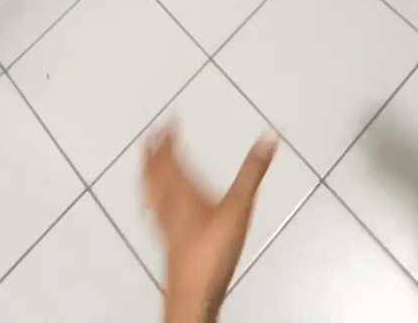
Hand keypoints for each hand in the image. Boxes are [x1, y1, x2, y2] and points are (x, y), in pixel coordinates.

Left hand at [142, 122, 277, 322]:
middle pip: (154, 172)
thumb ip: (254, 170)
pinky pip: (154, 210)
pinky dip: (152, 196)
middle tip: (153, 134)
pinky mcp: (167, 242)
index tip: (168, 121)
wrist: (193, 297)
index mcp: (182, 190)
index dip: (167, 137)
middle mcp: (168, 204)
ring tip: (148, 162)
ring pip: (150, 191)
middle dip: (153, 152)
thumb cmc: (212, 250)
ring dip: (148, 172)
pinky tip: (158, 204)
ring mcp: (164, 225)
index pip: (170, 157)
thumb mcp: (239, 206)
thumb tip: (270, 136)